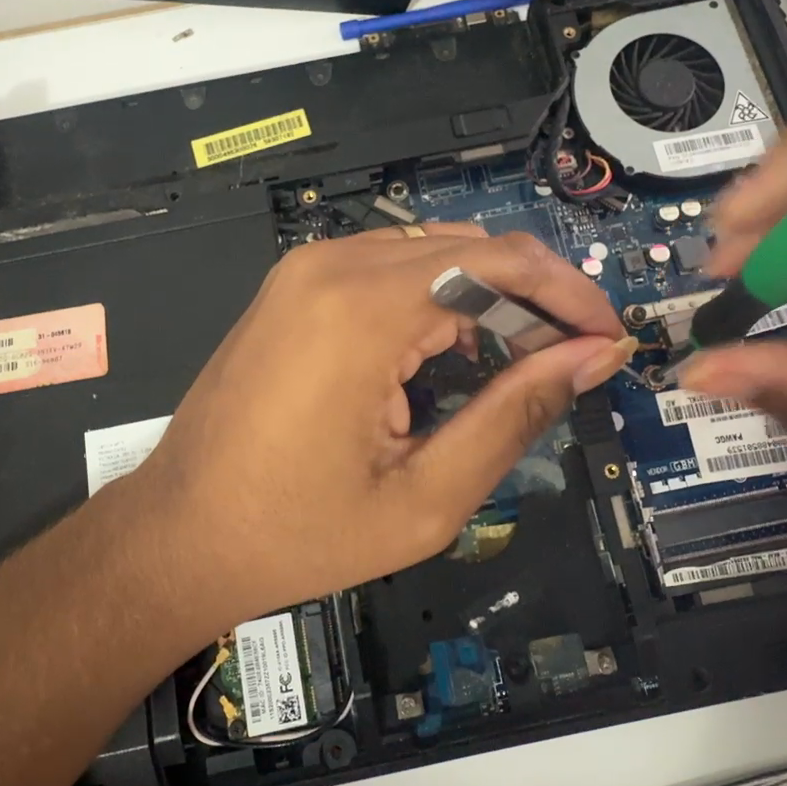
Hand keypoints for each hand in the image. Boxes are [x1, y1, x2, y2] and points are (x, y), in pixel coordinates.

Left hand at [122, 225, 636, 632]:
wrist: (180, 537)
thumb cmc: (297, 532)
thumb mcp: (425, 497)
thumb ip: (515, 415)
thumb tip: (589, 359)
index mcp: (362, 309)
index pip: (498, 262)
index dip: (567, 294)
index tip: (607, 337)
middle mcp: (332, 266)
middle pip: (468, 248)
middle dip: (531, 297)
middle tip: (568, 361)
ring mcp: (304, 270)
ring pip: (430, 253)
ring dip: (486, 297)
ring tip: (520, 362)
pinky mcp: (293, 287)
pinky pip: (387, 269)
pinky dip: (437, 299)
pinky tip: (454, 353)